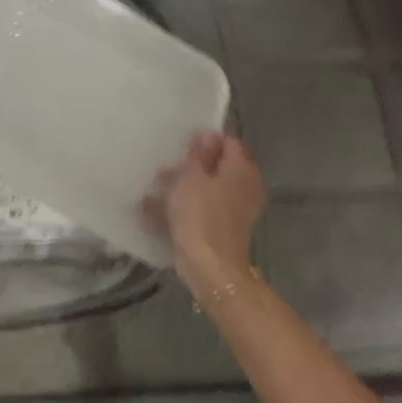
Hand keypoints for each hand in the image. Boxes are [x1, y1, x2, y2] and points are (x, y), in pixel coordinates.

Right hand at [144, 132, 266, 299]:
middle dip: (192, 166)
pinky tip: (158, 211)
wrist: (209, 266)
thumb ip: (199, 155)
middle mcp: (246, 186)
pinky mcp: (223, 227)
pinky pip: (203, 209)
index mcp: (242, 169)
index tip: (181, 146)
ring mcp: (236, 209)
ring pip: (209, 188)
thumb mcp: (191, 179)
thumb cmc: (199, 217)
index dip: (205, 141)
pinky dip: (185, 208)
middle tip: (166, 167)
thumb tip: (207, 136)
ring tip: (156, 190)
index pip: (228, 142)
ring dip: (185, 188)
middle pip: (219, 166)